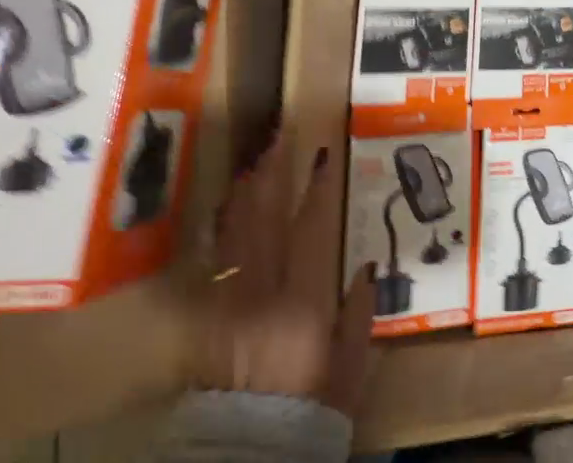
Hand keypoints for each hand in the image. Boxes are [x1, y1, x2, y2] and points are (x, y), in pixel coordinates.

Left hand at [197, 136, 375, 413]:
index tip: (322, 155)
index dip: (315, 190)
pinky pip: (214, 262)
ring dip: (243, 196)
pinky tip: (226, 211)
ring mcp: (228, 304)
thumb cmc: (314, 402)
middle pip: (263, 223)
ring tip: (252, 162)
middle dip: (270, 178)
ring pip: (232, 237)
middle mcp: (261, 293)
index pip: (309, 230)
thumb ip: (359, 312)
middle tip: (276, 139)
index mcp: (304, 300)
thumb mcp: (352, 360)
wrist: (253, 443)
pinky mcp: (208, 318)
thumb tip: (364, 266)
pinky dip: (221, 231)